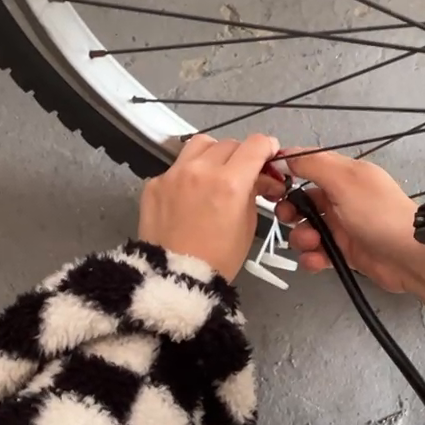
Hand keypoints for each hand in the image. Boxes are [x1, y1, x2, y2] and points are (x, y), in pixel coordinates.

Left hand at [139, 134, 282, 280]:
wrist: (174, 280)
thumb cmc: (216, 261)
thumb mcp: (247, 225)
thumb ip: (253, 192)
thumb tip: (260, 177)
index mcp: (230, 183)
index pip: (255, 145)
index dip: (267, 147)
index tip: (269, 154)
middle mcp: (200, 171)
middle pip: (229, 143)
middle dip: (241, 155)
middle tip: (244, 173)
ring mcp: (173, 175)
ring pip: (200, 145)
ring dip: (214, 154)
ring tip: (217, 174)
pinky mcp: (154, 184)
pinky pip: (177, 166)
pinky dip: (189, 173)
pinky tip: (191, 194)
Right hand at [274, 150, 424, 292]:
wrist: (409, 258)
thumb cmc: (382, 216)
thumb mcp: (345, 181)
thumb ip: (313, 165)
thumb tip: (285, 153)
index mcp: (346, 175)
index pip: (310, 166)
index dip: (289, 172)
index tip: (272, 182)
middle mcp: (343, 199)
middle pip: (303, 201)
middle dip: (290, 211)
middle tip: (289, 218)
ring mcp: (343, 226)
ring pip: (307, 229)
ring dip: (301, 238)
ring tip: (313, 244)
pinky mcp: (344, 252)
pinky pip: (317, 253)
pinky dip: (312, 258)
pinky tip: (318, 260)